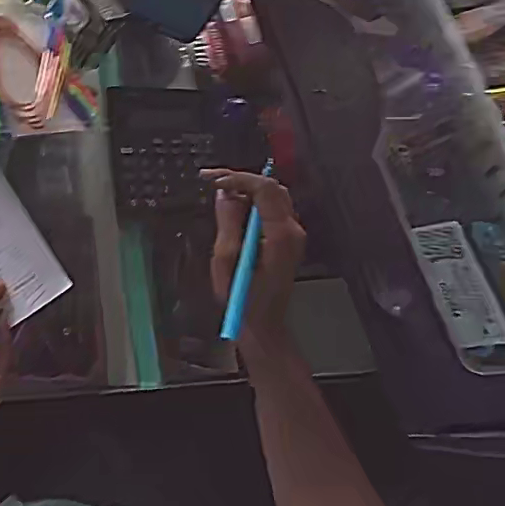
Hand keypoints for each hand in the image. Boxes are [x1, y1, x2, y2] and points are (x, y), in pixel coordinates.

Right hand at [202, 169, 305, 358]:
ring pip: (273, 195)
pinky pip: (271, 208)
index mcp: (281, 235)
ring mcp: (293, 234)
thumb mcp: (227, 260)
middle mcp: (293, 230)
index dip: (238, 179)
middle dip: (241, 179)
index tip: (214, 182)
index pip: (265, 189)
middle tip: (211, 179)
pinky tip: (232, 204)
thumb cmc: (243, 300)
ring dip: (246, 188)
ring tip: (218, 188)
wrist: (263, 326)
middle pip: (272, 188)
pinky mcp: (287, 239)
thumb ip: (228, 222)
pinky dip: (252, 200)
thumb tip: (224, 193)